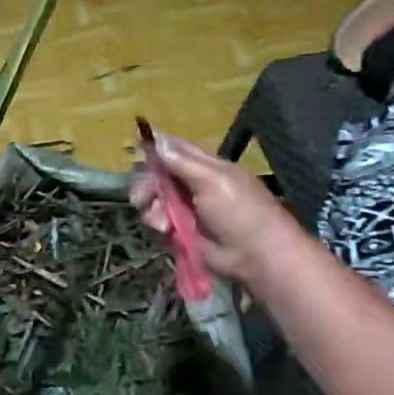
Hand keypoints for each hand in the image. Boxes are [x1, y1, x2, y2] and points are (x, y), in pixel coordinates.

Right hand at [129, 131, 302, 286]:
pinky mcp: (182, 234)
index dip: (158, 147)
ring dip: (152, 209)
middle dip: (148, 185)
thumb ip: (183, 162)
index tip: (138, 144)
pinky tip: (165, 231)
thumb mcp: (213, 181)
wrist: (256, 255)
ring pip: (156, 202)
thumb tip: (158, 139)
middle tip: (141, 197)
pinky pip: (160, 224)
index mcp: (208, 167)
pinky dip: (158, 226)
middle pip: (161, 177)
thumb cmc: (240, 211)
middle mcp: (195, 186)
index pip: (178, 150)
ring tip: (161, 223)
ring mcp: (188, 211)